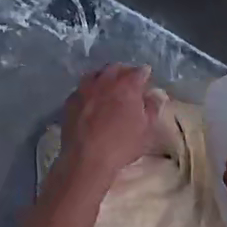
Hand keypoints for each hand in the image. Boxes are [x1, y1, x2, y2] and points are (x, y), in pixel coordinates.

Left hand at [60, 64, 160, 182]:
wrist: (86, 158)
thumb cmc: (122, 144)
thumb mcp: (147, 129)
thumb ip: (152, 108)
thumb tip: (155, 95)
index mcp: (127, 85)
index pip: (139, 72)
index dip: (144, 74)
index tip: (147, 76)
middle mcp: (105, 81)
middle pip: (116, 68)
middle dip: (124, 71)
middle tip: (129, 80)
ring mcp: (85, 89)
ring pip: (96, 74)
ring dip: (105, 76)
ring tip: (108, 85)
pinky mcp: (71, 100)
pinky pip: (82, 87)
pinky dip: (90, 88)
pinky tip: (91, 98)